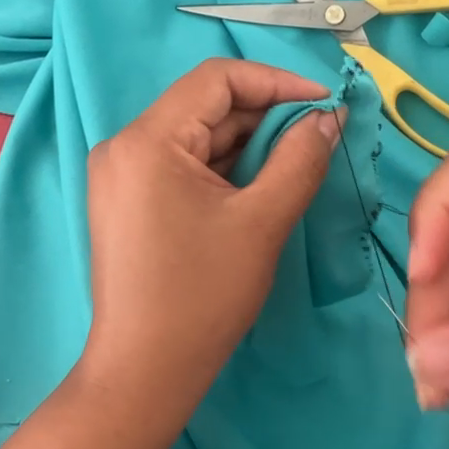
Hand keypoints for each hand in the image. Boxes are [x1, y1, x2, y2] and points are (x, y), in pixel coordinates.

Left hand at [81, 59, 341, 406]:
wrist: (146, 369)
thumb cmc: (202, 295)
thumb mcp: (261, 222)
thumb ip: (299, 158)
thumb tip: (328, 117)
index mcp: (147, 140)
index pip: (216, 79)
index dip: (277, 82)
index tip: (325, 103)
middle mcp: (123, 145)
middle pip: (204, 106)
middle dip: (265, 117)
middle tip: (319, 138)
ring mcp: (120, 174)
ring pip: (195, 136)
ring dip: (247, 144)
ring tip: (297, 163)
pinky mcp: (126, 200)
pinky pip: (181, 165)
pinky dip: (222, 168)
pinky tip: (258, 186)